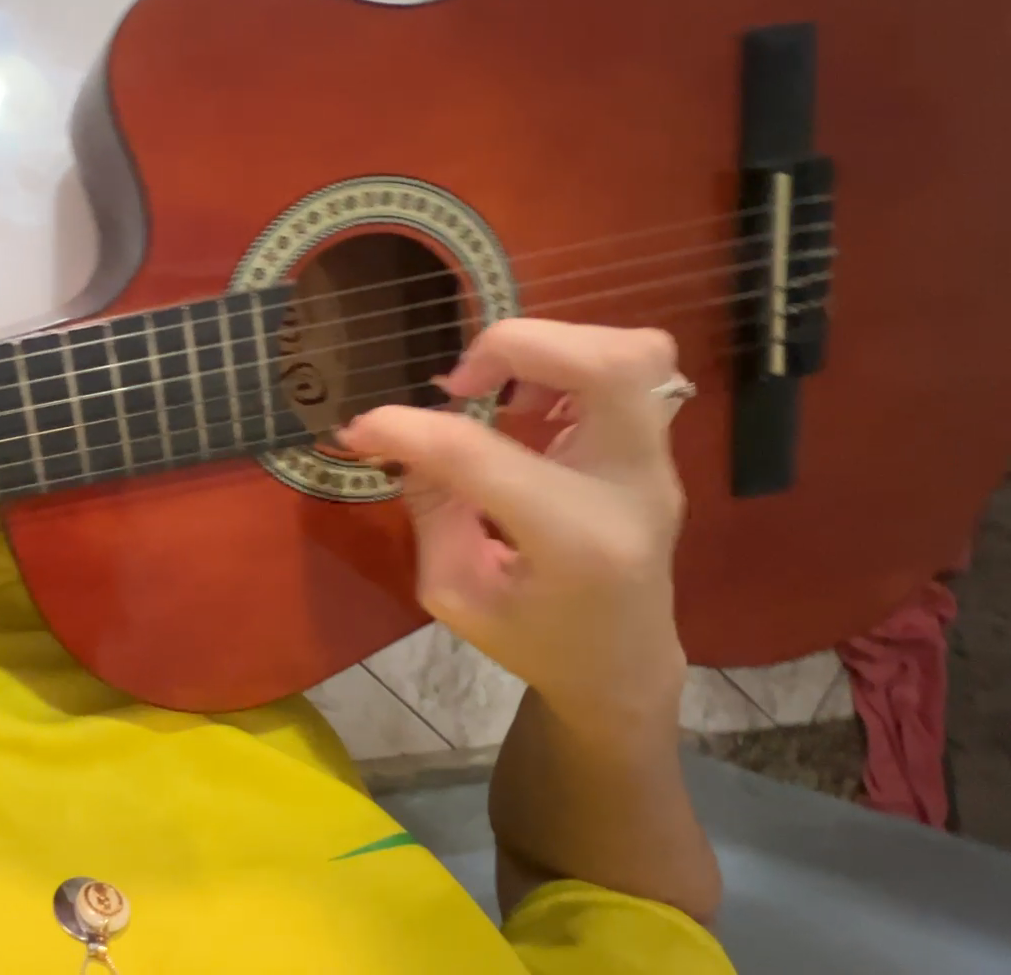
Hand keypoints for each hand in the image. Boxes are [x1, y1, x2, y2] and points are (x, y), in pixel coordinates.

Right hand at [335, 319, 687, 727]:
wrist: (622, 667)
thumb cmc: (531, 641)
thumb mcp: (453, 590)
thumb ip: (430, 506)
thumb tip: (400, 439)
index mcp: (574, 540)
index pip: (480, 455)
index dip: (404, 429)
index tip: (358, 430)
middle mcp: (631, 488)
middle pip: (605, 365)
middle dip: (512, 347)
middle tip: (455, 383)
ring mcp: (655, 464)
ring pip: (633, 352)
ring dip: (548, 347)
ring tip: (495, 385)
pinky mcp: (654, 450)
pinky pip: (633, 369)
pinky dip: (569, 361)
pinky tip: (524, 397)